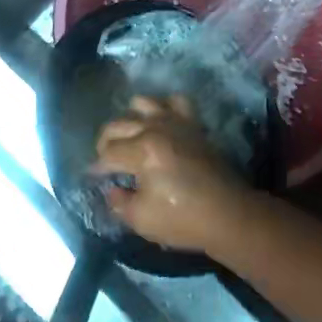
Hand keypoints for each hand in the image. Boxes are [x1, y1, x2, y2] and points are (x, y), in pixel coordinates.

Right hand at [91, 94, 253, 253]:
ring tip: (129, 137)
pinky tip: (159, 122)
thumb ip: (119, 202)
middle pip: (118, 125)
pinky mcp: (192, 124)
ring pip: (142, 103)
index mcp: (142, 152)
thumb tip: (111, 189)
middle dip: (105, 142)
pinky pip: (175, 101)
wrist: (229, 214)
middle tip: (105, 160)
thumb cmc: (184, 219)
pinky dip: (163, 107)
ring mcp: (176, 122)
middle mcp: (156, 129)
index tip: (93, 177)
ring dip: (129, 119)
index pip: (108, 153)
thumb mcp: (142, 219)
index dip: (97, 167)